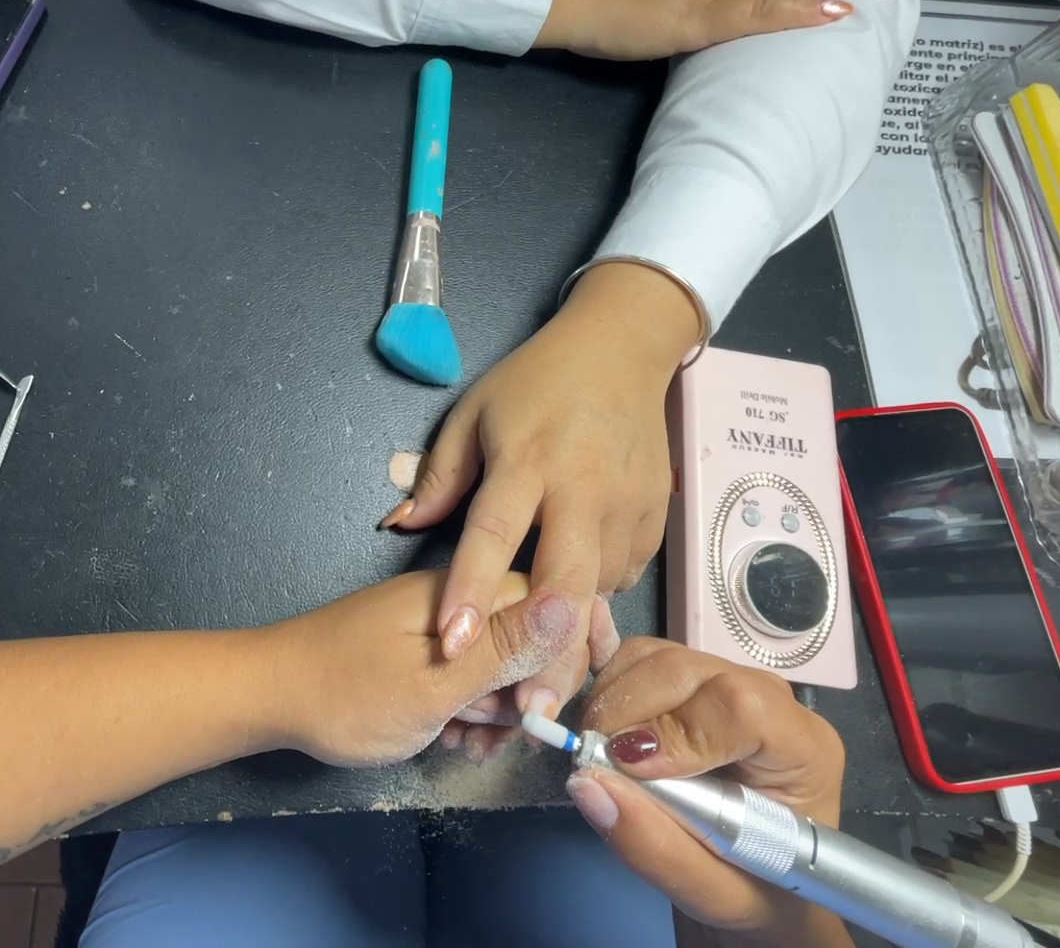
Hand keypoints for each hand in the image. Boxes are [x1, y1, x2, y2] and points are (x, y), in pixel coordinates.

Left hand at [265, 571, 575, 767]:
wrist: (270, 694)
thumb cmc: (349, 692)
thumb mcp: (435, 683)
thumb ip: (506, 648)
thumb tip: (575, 604)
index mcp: (463, 590)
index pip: (551, 603)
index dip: (560, 659)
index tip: (537, 713)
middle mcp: (457, 599)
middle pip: (530, 637)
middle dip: (527, 693)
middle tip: (493, 732)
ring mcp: (439, 624)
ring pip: (502, 664)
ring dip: (496, 710)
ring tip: (465, 740)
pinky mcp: (424, 650)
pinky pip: (470, 676)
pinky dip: (470, 710)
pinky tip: (453, 736)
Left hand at [384, 262, 699, 725]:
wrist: (620, 351)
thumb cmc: (534, 384)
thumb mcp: (474, 416)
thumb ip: (441, 477)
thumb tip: (401, 525)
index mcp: (526, 459)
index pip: (492, 532)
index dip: (470, 589)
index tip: (451, 643)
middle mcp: (581, 487)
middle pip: (565, 577)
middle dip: (545, 646)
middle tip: (525, 708)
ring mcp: (627, 503)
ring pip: (599, 587)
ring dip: (573, 633)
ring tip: (546, 679)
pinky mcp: (658, 515)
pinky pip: (624, 573)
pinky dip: (599, 598)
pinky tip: (578, 611)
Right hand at [571, 638, 849, 945]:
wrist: (755, 876)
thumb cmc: (754, 889)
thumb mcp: (715, 896)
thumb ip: (656, 847)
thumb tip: (586, 784)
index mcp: (803, 749)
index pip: (740, 706)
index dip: (676, 729)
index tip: (628, 768)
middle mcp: (768, 697)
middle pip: (683, 670)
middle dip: (624, 712)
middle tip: (594, 763)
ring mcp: (723, 676)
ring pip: (650, 656)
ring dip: (609, 701)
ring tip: (601, 755)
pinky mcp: (686, 673)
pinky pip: (634, 658)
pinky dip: (605, 688)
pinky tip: (605, 731)